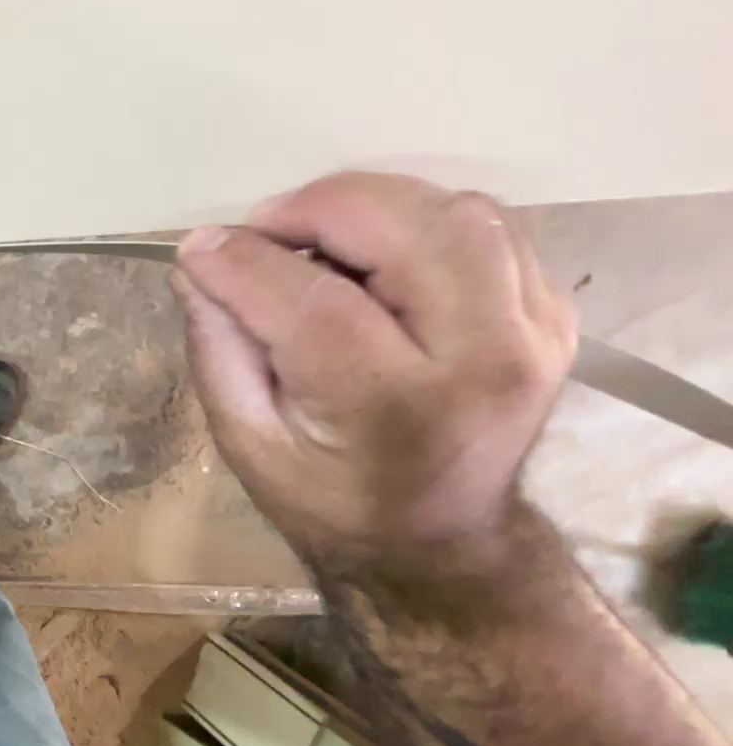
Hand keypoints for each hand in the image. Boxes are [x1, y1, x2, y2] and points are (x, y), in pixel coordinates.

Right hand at [170, 173, 578, 567]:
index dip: (246, 265)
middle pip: (413, 231)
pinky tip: (366, 253)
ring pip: (459, 213)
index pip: (317, 305)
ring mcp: (536, 329)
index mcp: (394, 408)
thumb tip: (196, 271)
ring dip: (370, 208)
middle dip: (320, 208)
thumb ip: (219, 352)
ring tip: (307, 237)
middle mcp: (484, 358)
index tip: (194, 248)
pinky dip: (416, 222)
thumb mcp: (246, 443)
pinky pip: (487, 228)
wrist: (432, 537)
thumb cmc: (323, 500)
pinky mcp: (552, 311)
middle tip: (259, 227)